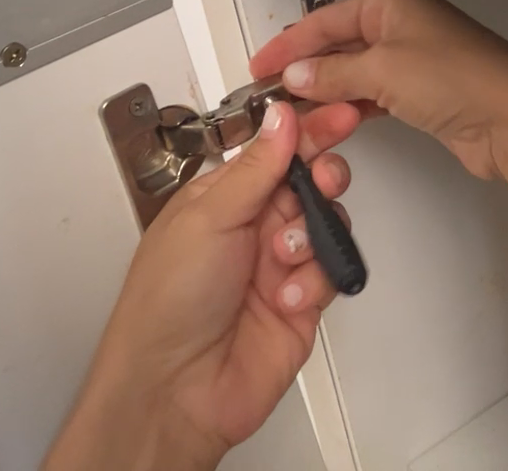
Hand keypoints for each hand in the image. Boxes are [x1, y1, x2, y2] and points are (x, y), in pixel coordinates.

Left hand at [42, 100, 359, 470]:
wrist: (176, 393)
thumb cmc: (166, 305)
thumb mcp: (209, 218)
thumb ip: (257, 167)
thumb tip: (281, 117)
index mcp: (226, 196)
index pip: (279, 148)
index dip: (312, 128)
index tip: (342, 114)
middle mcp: (256, 223)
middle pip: (312, 178)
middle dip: (323, 175)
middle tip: (323, 180)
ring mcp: (280, 261)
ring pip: (328, 220)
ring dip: (312, 233)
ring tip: (285, 254)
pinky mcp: (304, 298)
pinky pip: (332, 269)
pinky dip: (314, 279)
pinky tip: (286, 296)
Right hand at [249, 0, 507, 180]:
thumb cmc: (455, 79)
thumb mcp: (383, 70)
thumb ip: (334, 73)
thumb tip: (296, 75)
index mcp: (393, 2)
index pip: (327, 19)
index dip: (289, 43)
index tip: (259, 65)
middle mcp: (403, 23)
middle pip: (341, 43)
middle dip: (307, 66)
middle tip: (271, 91)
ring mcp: (415, 57)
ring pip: (357, 70)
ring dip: (329, 89)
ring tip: (295, 110)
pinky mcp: (424, 91)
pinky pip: (376, 93)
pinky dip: (354, 104)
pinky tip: (333, 119)